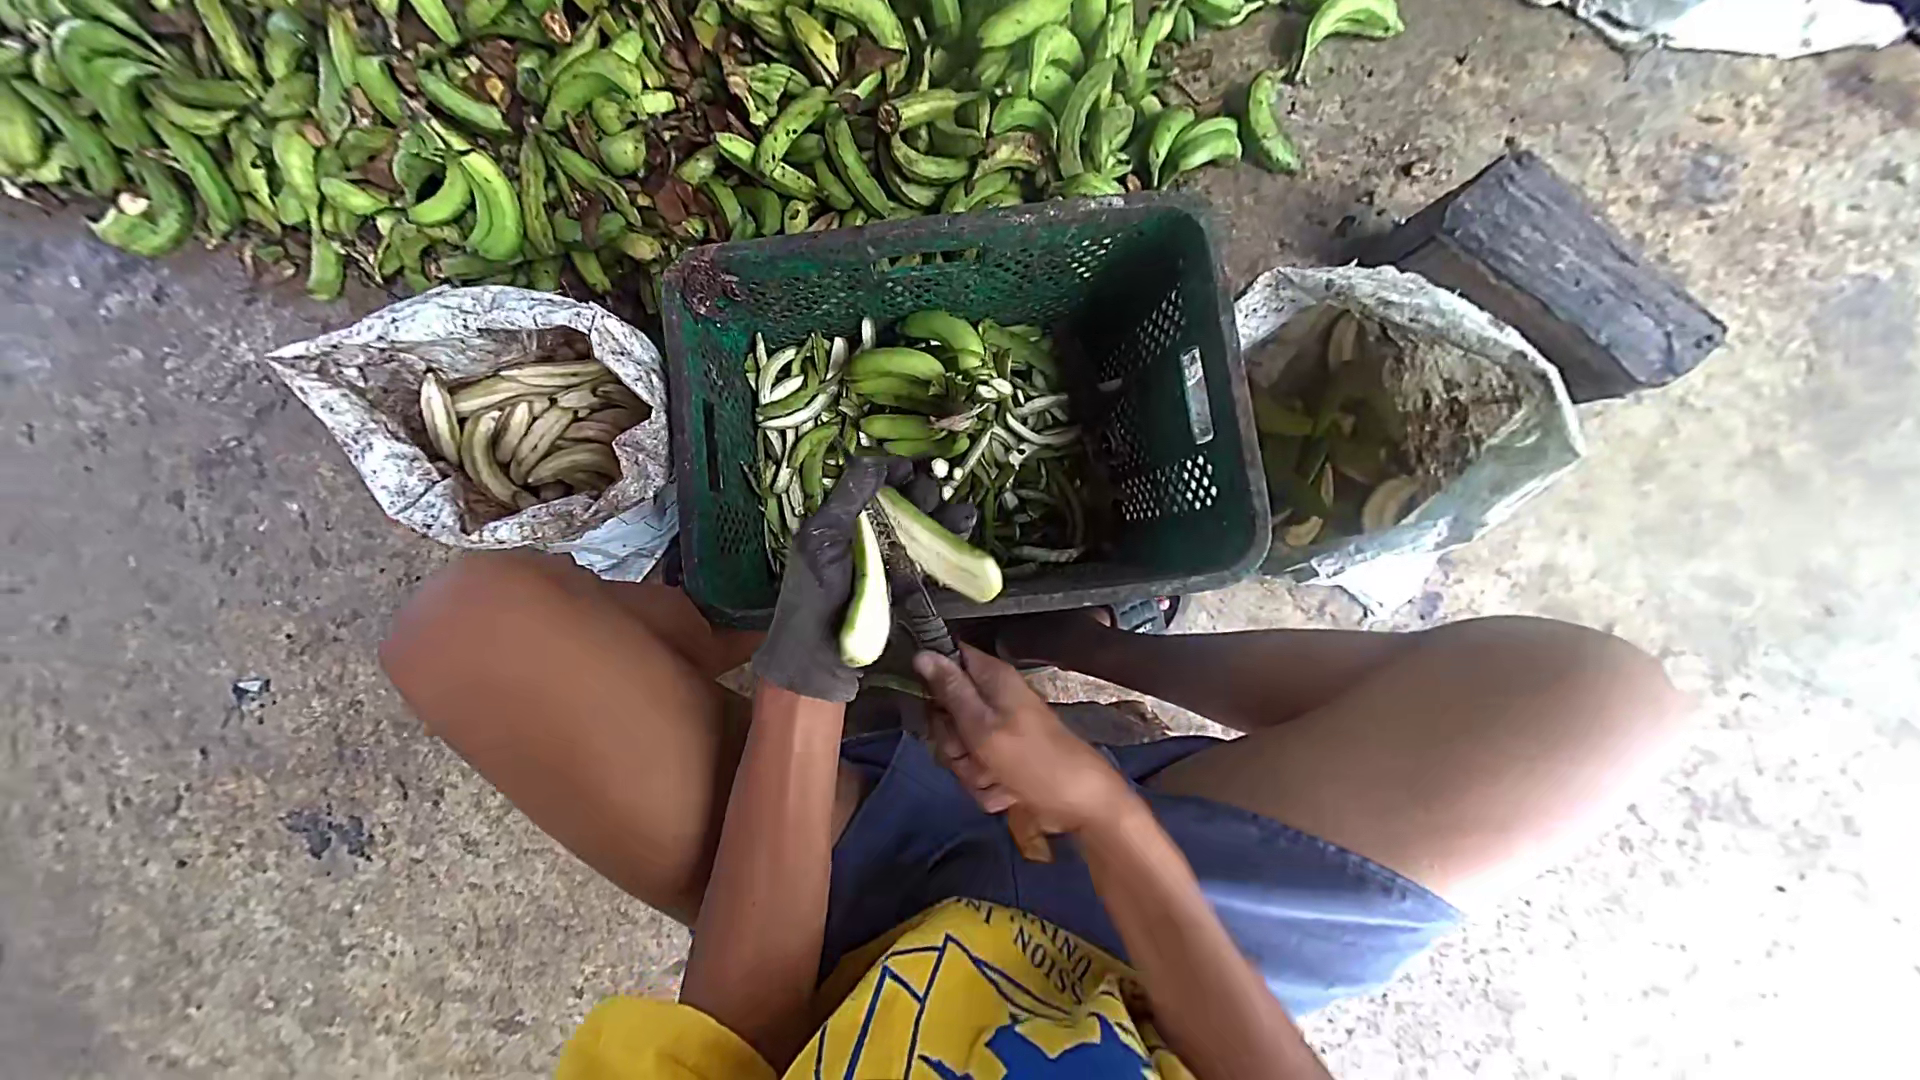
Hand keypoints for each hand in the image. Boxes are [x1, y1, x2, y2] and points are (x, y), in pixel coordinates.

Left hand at [754, 457, 977, 701]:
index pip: (871, 481)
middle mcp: (868, 531)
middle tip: (933, 489)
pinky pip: (932, 553)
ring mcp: (890, 555)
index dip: (892, 470)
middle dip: (921, 490)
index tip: (909, 468)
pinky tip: (964, 524)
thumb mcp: (822, 539)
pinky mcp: (908, 578)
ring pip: (923, 524)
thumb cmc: (814, 594)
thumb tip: (871, 460)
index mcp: (842, 516)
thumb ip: (847, 499)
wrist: (823, 655)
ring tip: (958, 506)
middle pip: (903, 500)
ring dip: (942, 512)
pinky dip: (951, 539)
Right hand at [914, 644, 1138, 834]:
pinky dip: (986, 786)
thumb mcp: (983, 725)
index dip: (932, 681)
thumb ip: (950, 690)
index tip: (934, 707)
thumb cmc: (1034, 760)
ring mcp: (997, 732)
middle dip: (952, 742)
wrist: (1079, 805)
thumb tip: (922, 653)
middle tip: (970, 750)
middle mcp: (993, 699)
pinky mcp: (1001, 760)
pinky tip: (1005, 790)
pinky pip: (974, 771)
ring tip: (995, 775)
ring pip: (957, 748)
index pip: (948, 659)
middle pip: (945, 713)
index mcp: (991, 678)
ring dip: (970, 770)